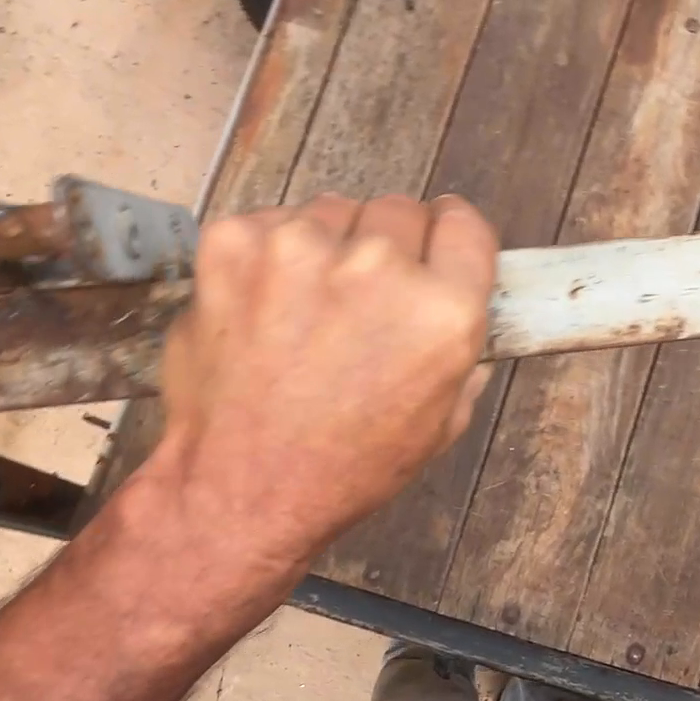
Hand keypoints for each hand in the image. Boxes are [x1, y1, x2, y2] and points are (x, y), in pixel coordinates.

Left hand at [146, 192, 498, 566]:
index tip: (435, 249)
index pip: (465, 225)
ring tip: (307, 312)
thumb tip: (466, 314)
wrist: (241, 489)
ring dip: (330, 249)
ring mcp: (299, 246)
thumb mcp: (440, 428)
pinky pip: (271, 224)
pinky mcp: (233, 241)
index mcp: (442, 313)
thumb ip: (462, 357)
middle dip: (390, 249)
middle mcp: (378, 266)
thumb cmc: (347, 471)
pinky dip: (272, 256)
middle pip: (399, 210)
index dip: (450, 239)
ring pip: (332, 213)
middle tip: (365, 301)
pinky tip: (265, 310)